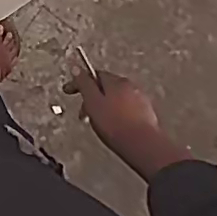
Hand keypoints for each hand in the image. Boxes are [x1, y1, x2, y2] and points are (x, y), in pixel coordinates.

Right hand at [64, 58, 189, 180]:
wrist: (142, 145)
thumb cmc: (115, 124)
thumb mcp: (92, 102)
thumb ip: (84, 84)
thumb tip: (77, 69)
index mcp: (117, 82)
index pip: (94, 75)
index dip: (79, 82)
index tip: (69, 90)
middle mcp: (131, 88)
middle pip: (105, 87)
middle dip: (92, 98)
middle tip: (84, 112)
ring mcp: (140, 101)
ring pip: (116, 99)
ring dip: (105, 107)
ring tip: (99, 123)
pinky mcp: (146, 116)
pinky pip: (126, 110)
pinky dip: (116, 115)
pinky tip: (113, 127)